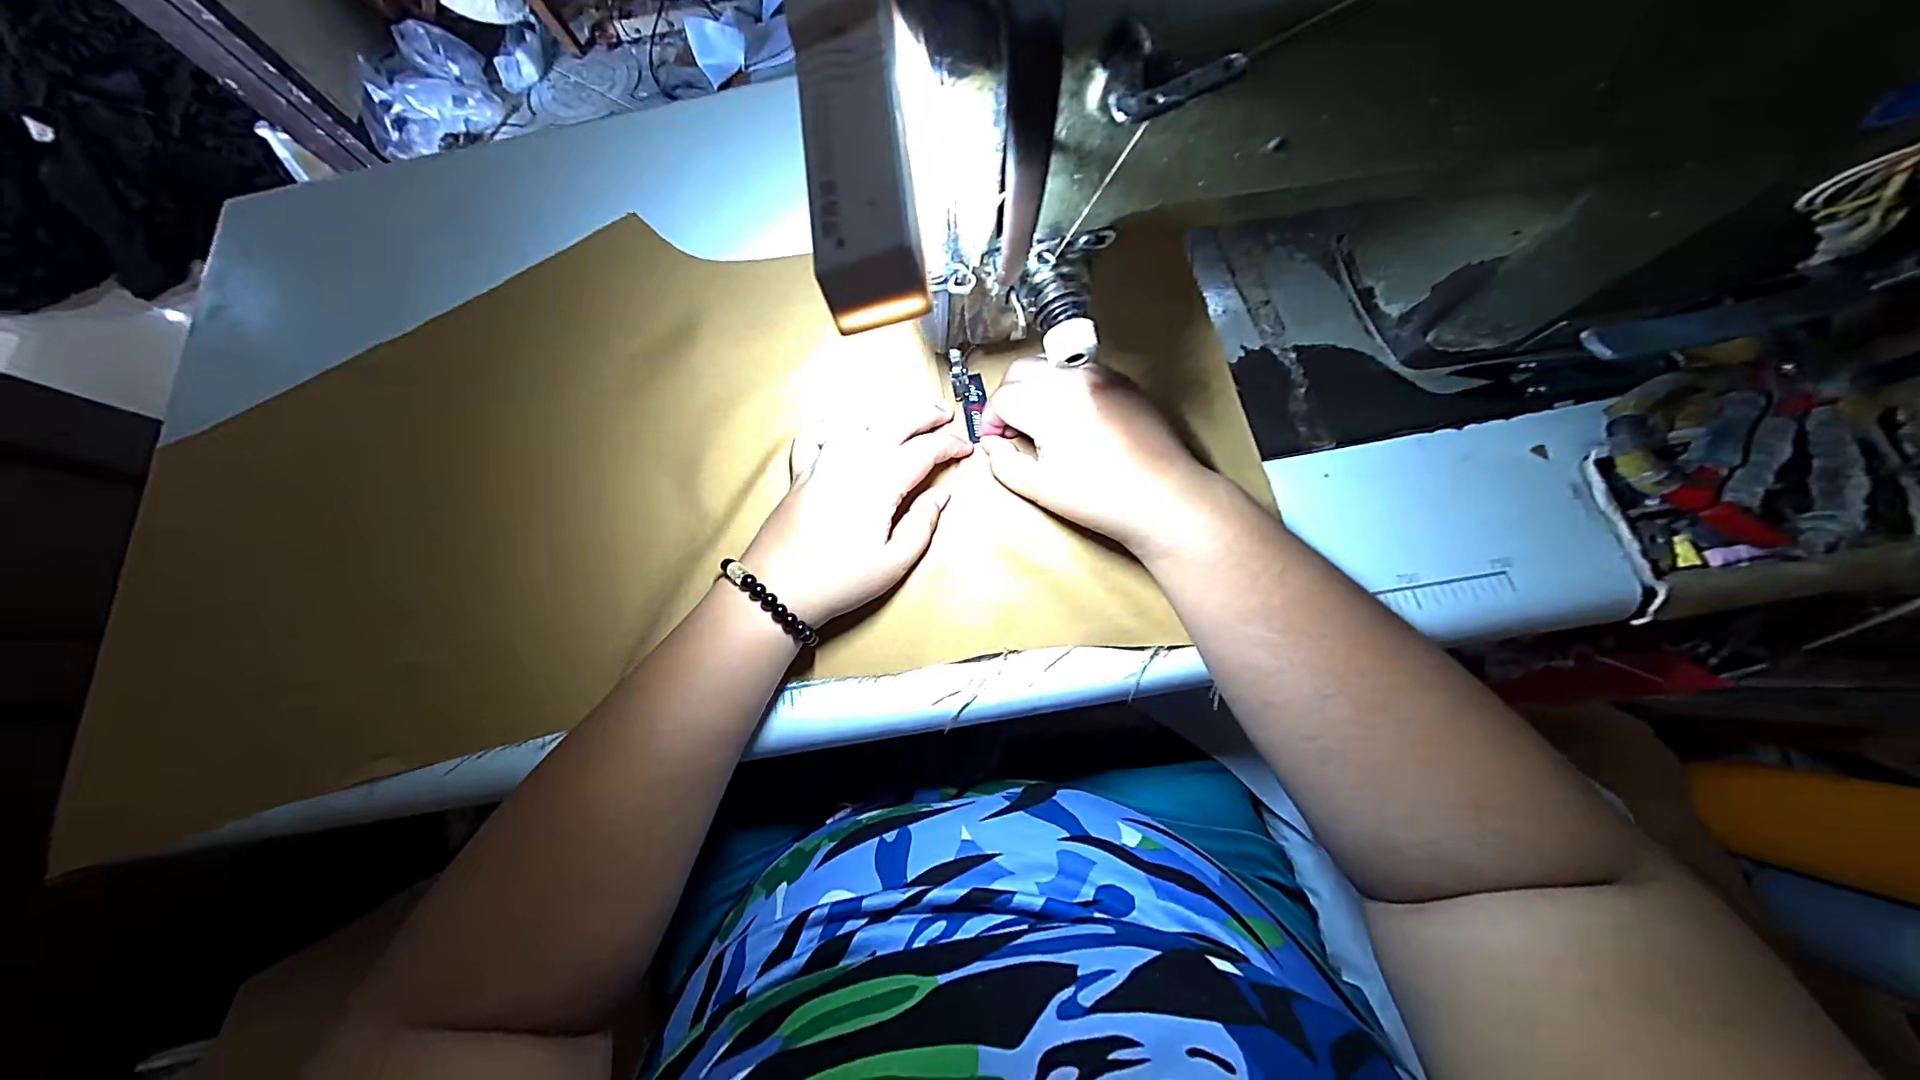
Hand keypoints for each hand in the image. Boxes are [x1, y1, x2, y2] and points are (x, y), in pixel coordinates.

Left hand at [740, 403, 971, 625]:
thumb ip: (922, 523)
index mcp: (881, 480)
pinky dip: (833, 426)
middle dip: (923, 413)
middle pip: (894, 420)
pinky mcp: (801, 472)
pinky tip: (842, 431)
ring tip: (901, 416)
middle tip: (943, 414)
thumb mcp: (894, 561)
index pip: (924, 449)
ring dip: (884, 412)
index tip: (965, 448)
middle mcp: (852, 460)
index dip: (950, 444)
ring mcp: (822, 462)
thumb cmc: (839, 580)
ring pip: (857, 418)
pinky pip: (817, 434)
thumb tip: (940, 496)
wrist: (777, 589)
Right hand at [978, 358, 1225, 558]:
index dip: (989, 421)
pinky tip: (1071, 419)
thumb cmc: (1105, 497)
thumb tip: (992, 445)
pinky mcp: (1123, 382)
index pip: (1002, 397)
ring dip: (1034, 388)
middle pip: (1021, 370)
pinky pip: (1080, 372)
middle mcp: (1074, 378)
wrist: (1165, 498)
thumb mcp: (1040, 488)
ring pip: (1050, 365)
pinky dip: (1064, 387)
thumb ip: (1004, 463)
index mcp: (1049, 401)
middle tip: (1009, 428)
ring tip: (1039, 422)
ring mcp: (1102, 375)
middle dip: (1008, 397)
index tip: (994, 439)